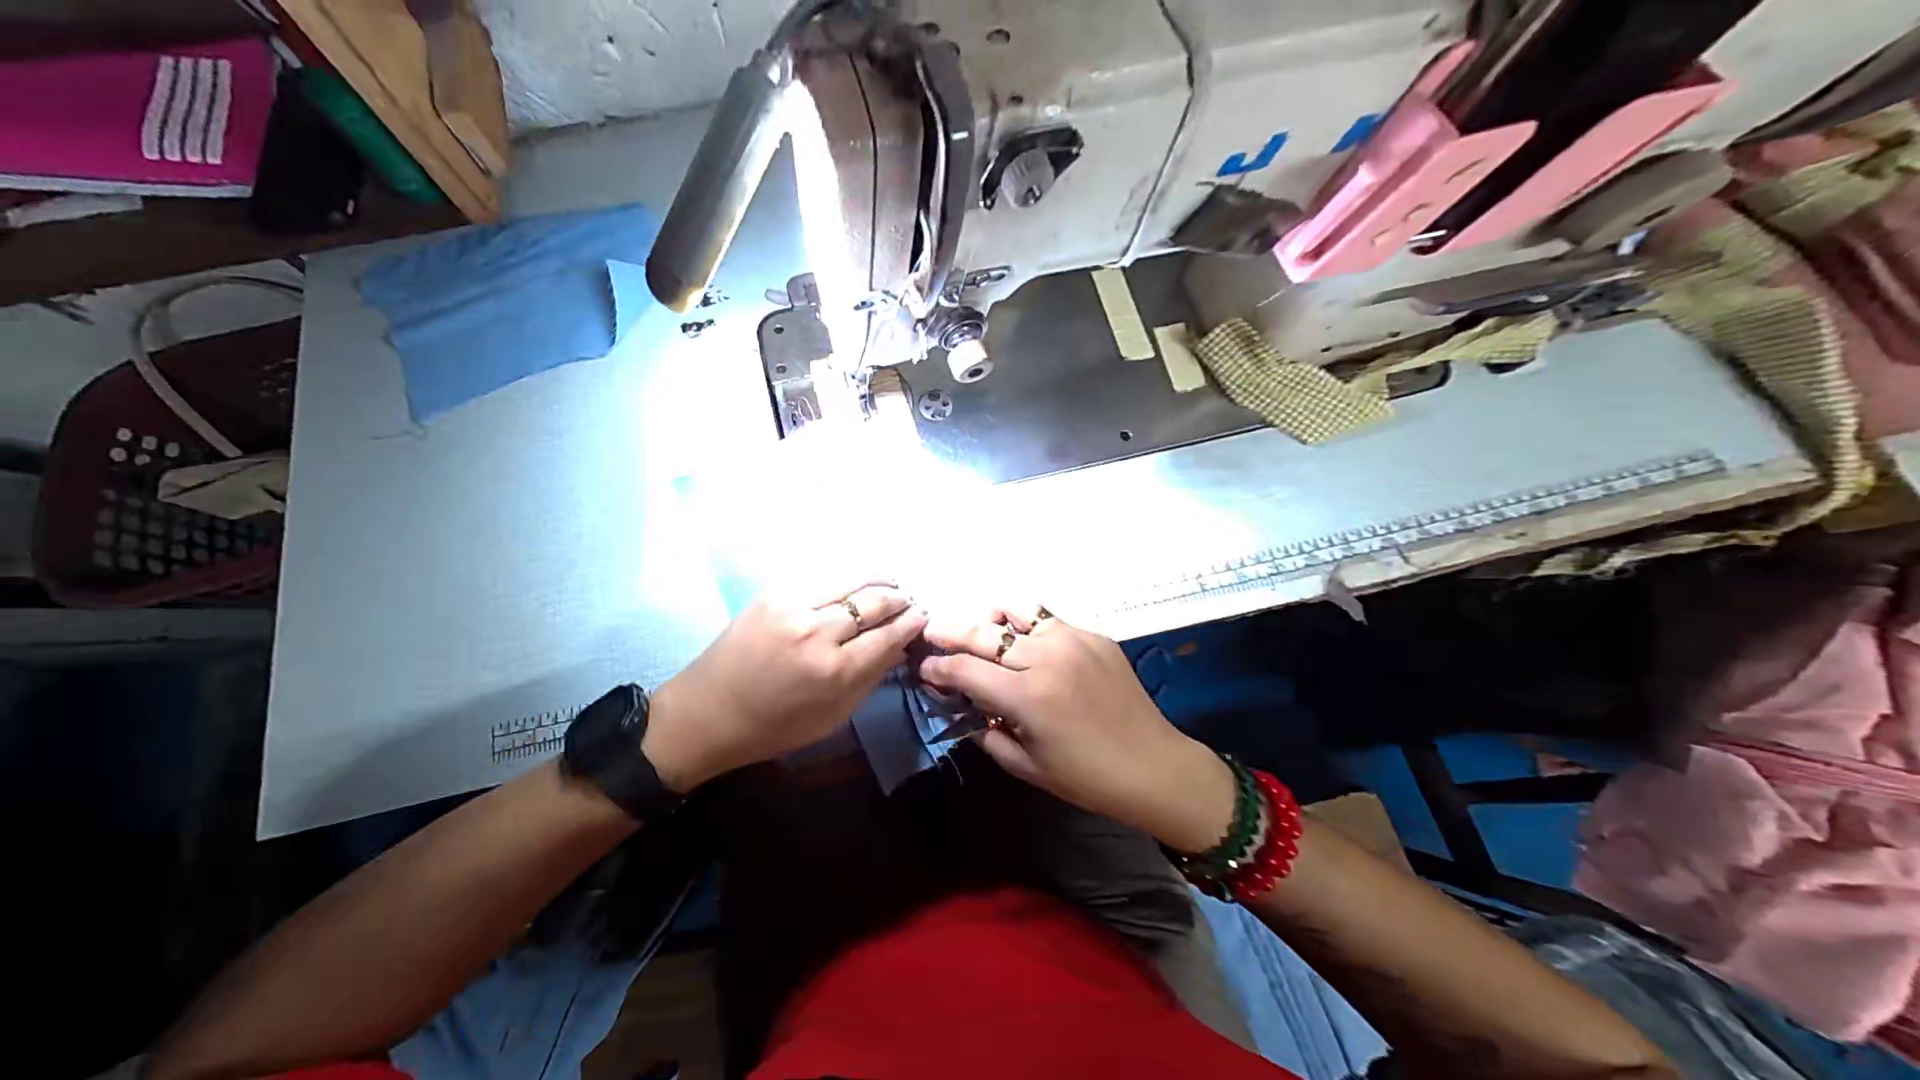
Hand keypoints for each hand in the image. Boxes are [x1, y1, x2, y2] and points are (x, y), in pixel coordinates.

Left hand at [641, 579, 927, 791]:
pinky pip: (821, 577)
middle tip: (910, 600)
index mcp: (835, 671)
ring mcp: (792, 606)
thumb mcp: (833, 715)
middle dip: (899, 598)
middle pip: (874, 601)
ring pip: (850, 580)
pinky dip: (845, 579)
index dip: (912, 622)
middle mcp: (817, 632)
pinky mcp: (773, 593)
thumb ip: (870, 676)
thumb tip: (899, 643)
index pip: (889, 634)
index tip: (924, 616)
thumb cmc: (776, 727)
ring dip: (877, 579)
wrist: (708, 712)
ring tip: (891, 581)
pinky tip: (855, 582)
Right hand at [918, 608, 1236, 852]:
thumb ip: (984, 731)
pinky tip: (1026, 646)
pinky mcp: (1095, 636)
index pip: (964, 669)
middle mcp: (1047, 657)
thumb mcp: (1024, 765)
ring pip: (1016, 610)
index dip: (937, 668)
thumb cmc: (1086, 778)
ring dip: (990, 619)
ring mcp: (1074, 640)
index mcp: (1027, 696)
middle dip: (949, 632)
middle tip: (931, 634)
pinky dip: (1028, 628)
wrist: (1153, 766)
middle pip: (983, 631)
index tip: (923, 669)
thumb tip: (960, 704)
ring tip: (981, 632)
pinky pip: (1049, 620)